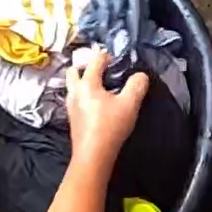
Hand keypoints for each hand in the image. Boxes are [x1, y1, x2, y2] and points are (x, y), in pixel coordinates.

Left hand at [65, 52, 146, 169]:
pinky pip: (75, 98)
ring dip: (82, 81)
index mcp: (88, 83)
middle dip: (86, 66)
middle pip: (74, 70)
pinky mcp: (72, 118)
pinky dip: (83, 95)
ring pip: (72, 85)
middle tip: (102, 70)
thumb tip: (140, 75)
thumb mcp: (130, 104)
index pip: (95, 59)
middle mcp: (75, 91)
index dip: (107, 56)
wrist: (93, 156)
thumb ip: (137, 85)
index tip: (117, 61)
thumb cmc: (110, 127)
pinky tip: (95, 104)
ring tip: (100, 87)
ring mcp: (71, 106)